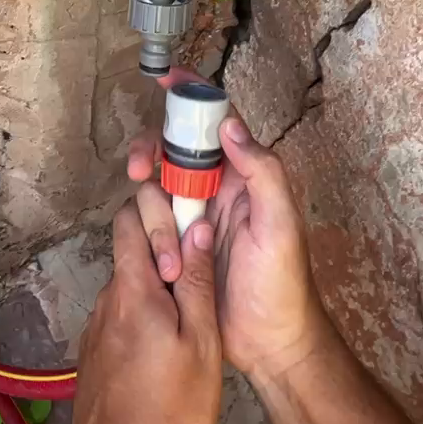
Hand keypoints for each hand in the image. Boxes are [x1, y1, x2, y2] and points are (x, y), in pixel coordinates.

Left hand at [67, 200, 221, 423]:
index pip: (129, 219)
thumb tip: (197, 226)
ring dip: (153, 294)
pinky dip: (140, 321)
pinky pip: (118, 319)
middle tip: (194, 286)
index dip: (155, 211)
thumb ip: (196, 281)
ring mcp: (95, 328)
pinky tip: (161, 355)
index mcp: (132, 289)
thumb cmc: (172, 409)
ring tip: (185, 328)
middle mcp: (106, 300)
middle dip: (161, 257)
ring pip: (127, 290)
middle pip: (130, 255)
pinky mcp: (92, 354)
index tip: (186, 226)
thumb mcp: (202, 342)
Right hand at [125, 70, 332, 385]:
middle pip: (171, 149)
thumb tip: (228, 125)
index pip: (215, 122)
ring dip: (154, 215)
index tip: (164, 78)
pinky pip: (146, 221)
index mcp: (243, 174)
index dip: (190, 96)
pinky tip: (159, 260)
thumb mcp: (281, 224)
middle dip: (151, 151)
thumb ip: (262, 171)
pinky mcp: (173, 242)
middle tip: (140, 168)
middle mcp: (214, 187)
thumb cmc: (282, 283)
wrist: (268, 345)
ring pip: (154, 187)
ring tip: (170, 255)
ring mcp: (190, 215)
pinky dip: (145, 234)